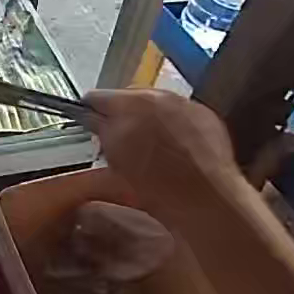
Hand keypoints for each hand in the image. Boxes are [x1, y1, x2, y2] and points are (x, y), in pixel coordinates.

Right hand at [83, 89, 241, 208]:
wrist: (205, 197)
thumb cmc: (157, 184)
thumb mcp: (114, 159)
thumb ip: (99, 129)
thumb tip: (92, 118)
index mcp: (128, 103)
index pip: (97, 98)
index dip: (89, 112)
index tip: (89, 122)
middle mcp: (157, 96)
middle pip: (128, 98)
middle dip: (121, 115)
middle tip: (118, 140)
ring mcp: (183, 104)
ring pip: (155, 105)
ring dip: (147, 120)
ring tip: (147, 147)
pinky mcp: (204, 116)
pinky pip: (180, 115)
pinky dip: (173, 127)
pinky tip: (173, 150)